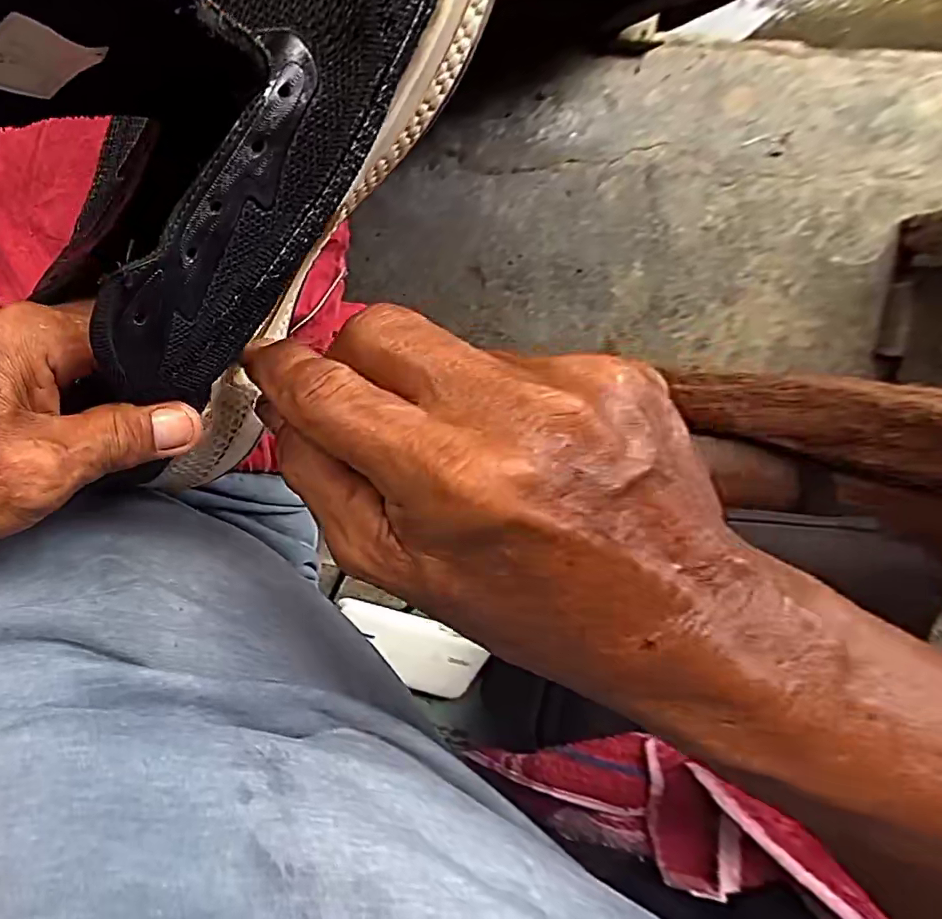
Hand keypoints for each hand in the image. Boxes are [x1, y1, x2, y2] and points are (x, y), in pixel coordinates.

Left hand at [0, 301, 202, 543]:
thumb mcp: (50, 463)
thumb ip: (122, 436)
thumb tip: (187, 419)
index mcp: (36, 332)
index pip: (125, 328)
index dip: (164, 362)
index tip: (200, 393)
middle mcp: (22, 329)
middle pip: (105, 343)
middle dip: (140, 381)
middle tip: (179, 419)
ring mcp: (6, 352)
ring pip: (83, 364)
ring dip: (111, 396)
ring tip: (149, 429)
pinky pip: (58, 379)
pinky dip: (82, 404)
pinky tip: (100, 432)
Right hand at [243, 305, 767, 699]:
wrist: (677, 615)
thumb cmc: (523, 604)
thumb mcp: (384, 562)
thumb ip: (315, 477)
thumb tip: (285, 413)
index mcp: (448, 476)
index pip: (328, 387)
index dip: (280, 367)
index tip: (264, 362)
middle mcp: (510, 415)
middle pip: (376, 327)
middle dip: (344, 357)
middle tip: (354, 404)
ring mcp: (568, 383)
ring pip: (435, 340)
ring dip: (416, 382)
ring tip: (451, 442)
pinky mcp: (608, 369)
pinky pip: (496, 355)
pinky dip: (478, 392)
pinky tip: (508, 441)